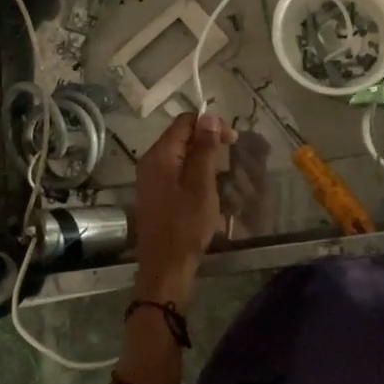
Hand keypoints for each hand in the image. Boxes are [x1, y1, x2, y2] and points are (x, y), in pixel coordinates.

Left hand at [132, 112, 236, 299]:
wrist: (165, 268)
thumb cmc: (185, 225)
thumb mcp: (201, 185)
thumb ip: (204, 149)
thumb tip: (208, 116)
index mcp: (160, 155)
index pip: (185, 122)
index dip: (210, 124)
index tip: (232, 140)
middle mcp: (151, 162)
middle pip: (182, 138)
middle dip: (208, 143)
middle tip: (231, 158)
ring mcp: (151, 179)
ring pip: (181, 157)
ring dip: (204, 162)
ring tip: (224, 177)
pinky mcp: (156, 195)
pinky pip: (177, 174)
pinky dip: (195, 177)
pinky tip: (210, 192)